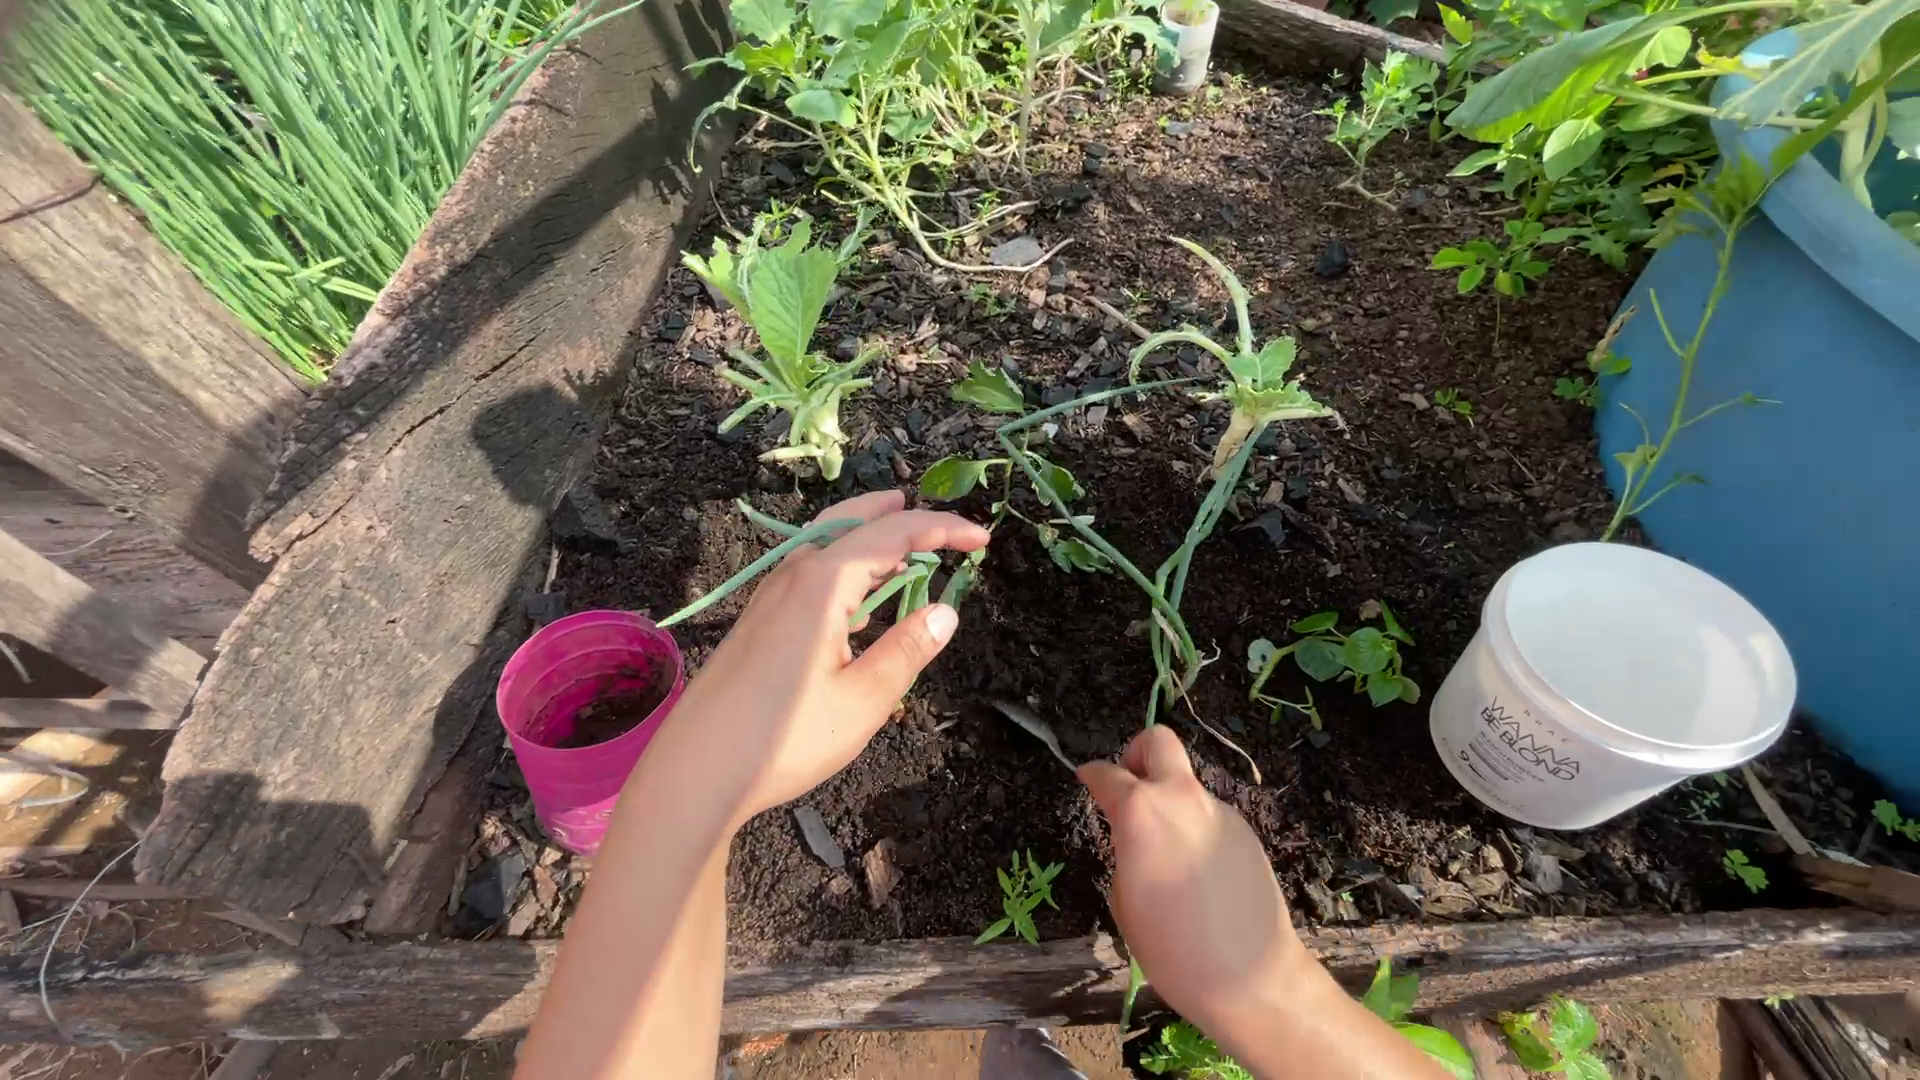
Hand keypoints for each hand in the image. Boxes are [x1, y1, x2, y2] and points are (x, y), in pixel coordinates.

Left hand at [654, 490, 988, 824]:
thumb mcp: (863, 700)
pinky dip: (846, 567)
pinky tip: (859, 598)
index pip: (894, 534)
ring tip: (903, 548)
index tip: (982, 539)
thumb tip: (945, 611)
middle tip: (928, 513)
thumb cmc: (784, 738)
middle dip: (893, 512)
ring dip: (868, 539)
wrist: (694, 771)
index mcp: (823, 583)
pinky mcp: (761, 621)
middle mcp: (793, 576)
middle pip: (850, 523)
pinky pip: (811, 572)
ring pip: (826, 545)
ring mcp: (771, 597)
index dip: (943, 531)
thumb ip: (908, 650)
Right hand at [1079, 726, 1305, 1031]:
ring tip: (1167, 857)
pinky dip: (1193, 831)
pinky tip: (1197, 877)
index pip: (1106, 773)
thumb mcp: (1123, 898)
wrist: (1250, 978)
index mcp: (1141, 811)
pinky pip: (1207, 818)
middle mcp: (1181, 798)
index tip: (1085, 778)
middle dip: (1136, 754)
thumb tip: (1138, 839)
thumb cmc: (1170, 947)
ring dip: (1169, 803)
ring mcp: (1218, 812)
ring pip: (1185, 787)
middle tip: (1130, 790)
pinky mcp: (1245, 833)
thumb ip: (1126, 850)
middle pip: (1158, 741)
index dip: (1090, 774)